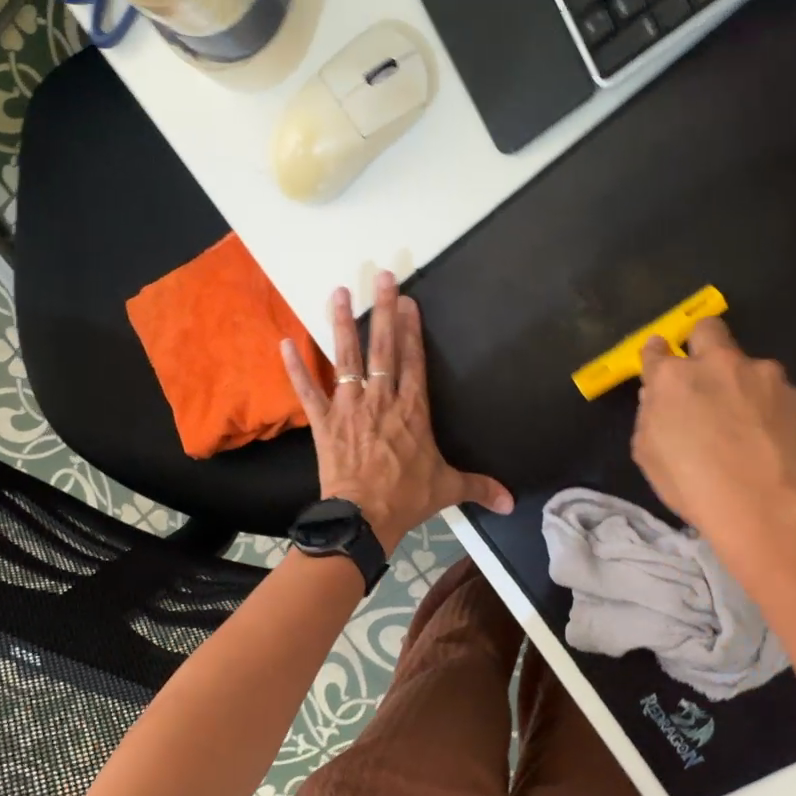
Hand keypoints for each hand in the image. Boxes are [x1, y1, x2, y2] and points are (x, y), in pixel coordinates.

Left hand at [283, 272, 513, 554]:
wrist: (363, 518)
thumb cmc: (407, 499)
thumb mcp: (447, 489)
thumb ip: (479, 487)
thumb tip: (510, 502)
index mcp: (412, 411)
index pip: (412, 361)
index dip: (410, 329)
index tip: (407, 301)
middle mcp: (380, 400)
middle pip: (382, 348)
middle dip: (383, 310)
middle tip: (382, 277)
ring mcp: (349, 409)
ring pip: (345, 358)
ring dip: (341, 324)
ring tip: (339, 292)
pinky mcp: (323, 423)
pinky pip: (308, 391)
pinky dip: (296, 368)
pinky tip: (284, 343)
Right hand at [632, 319, 795, 559]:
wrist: (762, 506)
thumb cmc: (691, 485)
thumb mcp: (648, 456)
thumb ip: (650, 417)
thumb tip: (658, 399)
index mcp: (672, 378)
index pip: (656, 349)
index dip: (655, 356)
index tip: (657, 365)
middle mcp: (717, 363)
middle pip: (707, 329)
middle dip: (700, 342)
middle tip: (701, 376)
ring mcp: (760, 374)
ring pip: (745, 364)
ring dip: (738, 381)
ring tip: (741, 422)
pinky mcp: (793, 393)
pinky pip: (771, 390)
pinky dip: (764, 405)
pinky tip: (764, 436)